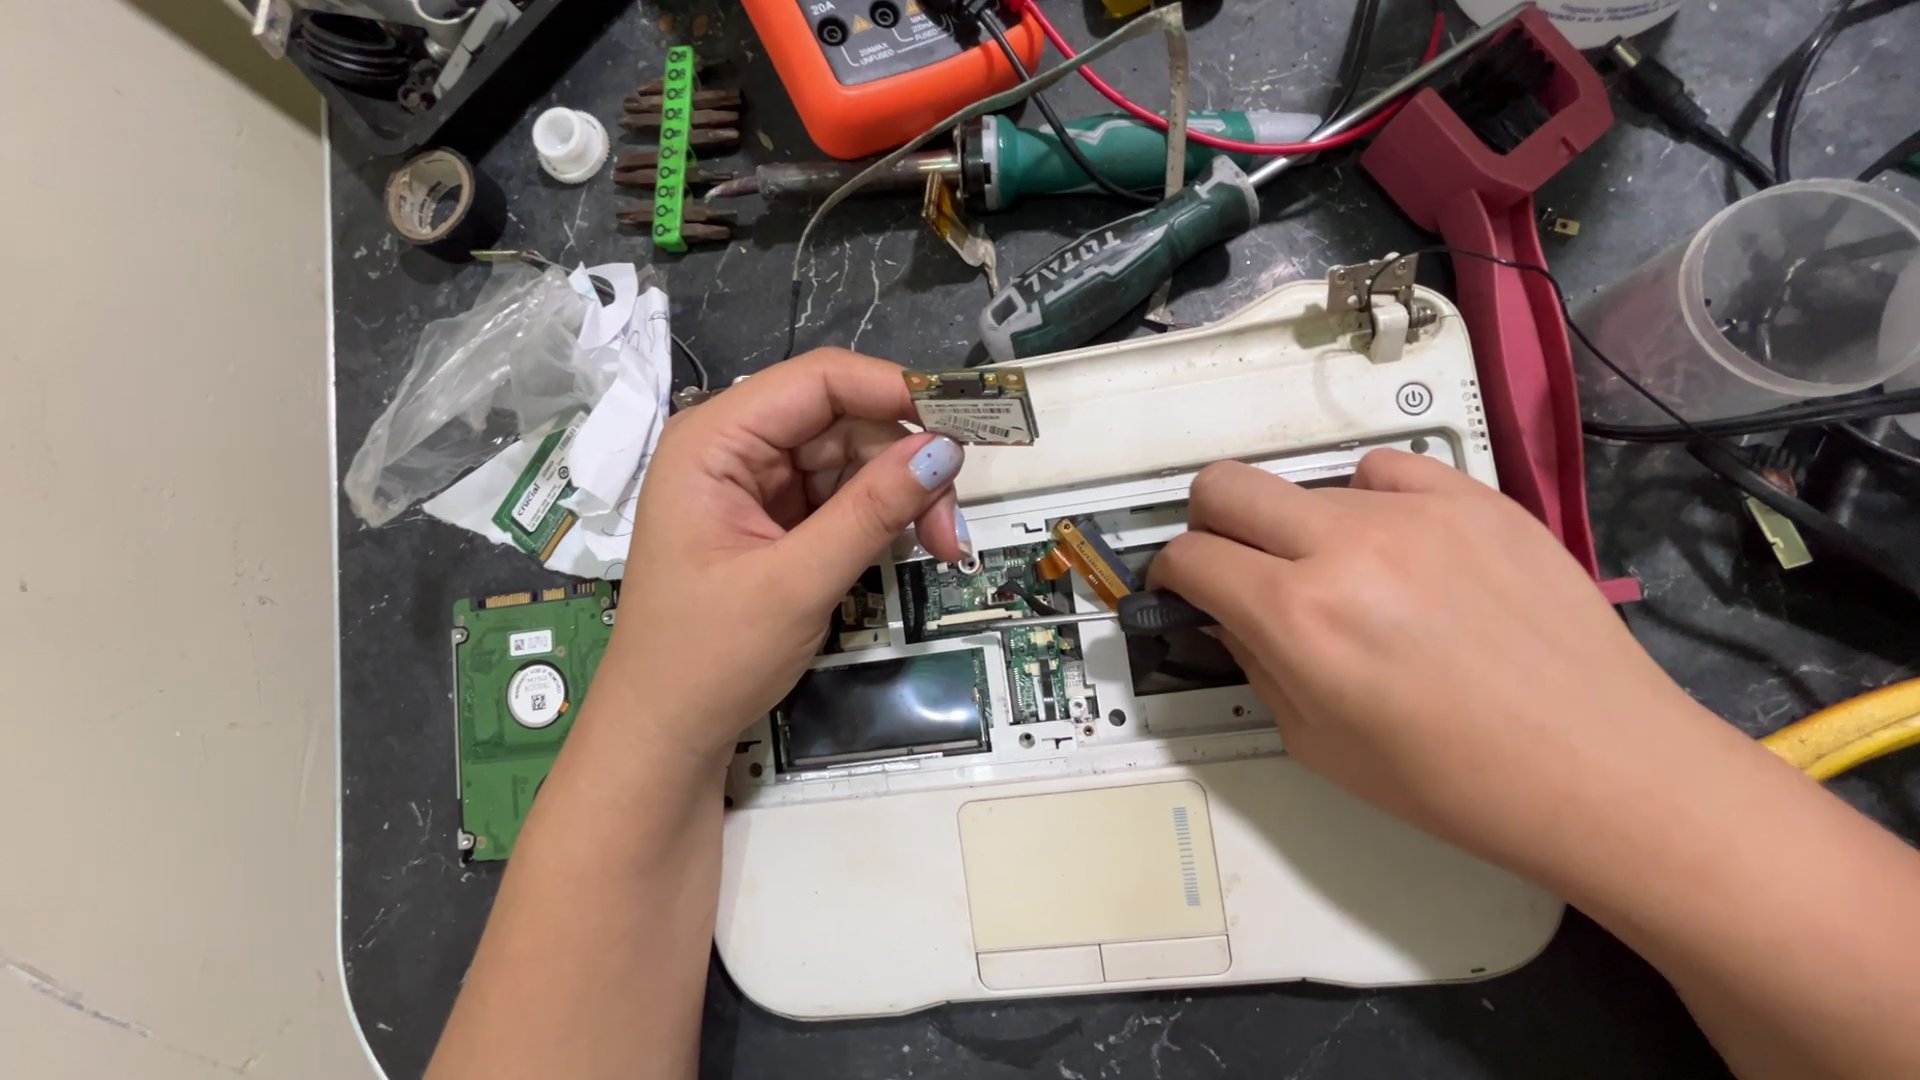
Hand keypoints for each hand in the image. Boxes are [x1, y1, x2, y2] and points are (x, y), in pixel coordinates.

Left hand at [596, 349, 968, 765]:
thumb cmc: (710, 657)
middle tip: (954, 523)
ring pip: (854, 458)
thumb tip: (946, 449)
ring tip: (943, 545)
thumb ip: (872, 510)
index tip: (963, 422)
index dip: (893, 389)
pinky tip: (914, 543)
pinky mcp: (779, 517)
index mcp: (715, 440)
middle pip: (845, 420)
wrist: (667, 730)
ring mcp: (759, 483)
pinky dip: (885, 516)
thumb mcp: (797, 581)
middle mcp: (737, 447)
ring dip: (904, 495)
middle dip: (906, 463)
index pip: (817, 380)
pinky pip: (845, 495)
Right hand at [1148, 449, 1711, 862]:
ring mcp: (1417, 514)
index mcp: (1299, 617)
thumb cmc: (1453, 782)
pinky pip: (1384, 471)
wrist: (1605, 771)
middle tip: (1233, 565)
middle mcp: (1347, 548)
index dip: (1171, 574)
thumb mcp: (1315, 741)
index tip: (1183, 590)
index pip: (1189, 555)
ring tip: (1341, 578)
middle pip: (1222, 484)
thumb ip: (1252, 659)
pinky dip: (1366, 504)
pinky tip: (1395, 549)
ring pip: (1303, 484)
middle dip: (1206, 524)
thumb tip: (1225, 611)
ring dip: (1295, 529)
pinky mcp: (1476, 500)